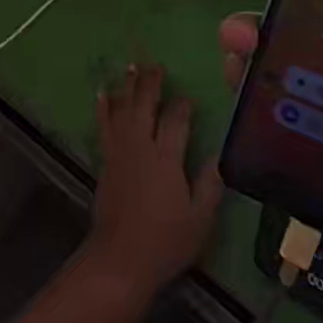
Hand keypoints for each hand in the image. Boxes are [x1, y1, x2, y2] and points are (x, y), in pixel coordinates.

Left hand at [87, 63, 225, 293]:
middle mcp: (141, 146)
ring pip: (123, 109)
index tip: (188, 98)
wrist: (121, 258)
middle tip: (155, 65)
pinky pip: (104, 124)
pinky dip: (104, 107)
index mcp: (166, 158)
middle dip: (151, 83)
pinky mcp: (105, 160)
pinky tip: (103, 93)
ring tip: (131, 67)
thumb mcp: (200, 219)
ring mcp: (119, 151)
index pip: (176, 120)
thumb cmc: (165, 240)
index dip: (182, 106)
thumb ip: (210, 184)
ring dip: (128, 87)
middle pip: (145, 105)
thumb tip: (219, 155)